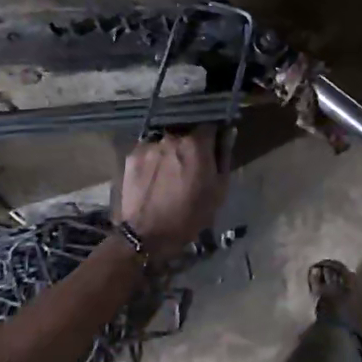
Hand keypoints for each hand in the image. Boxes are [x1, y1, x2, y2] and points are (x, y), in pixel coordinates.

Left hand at [117, 129, 223, 256]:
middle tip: (191, 162)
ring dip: (171, 150)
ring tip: (170, 170)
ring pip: (166, 141)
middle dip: (191, 144)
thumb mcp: (219, 189)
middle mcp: (172, 137)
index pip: (209, 126)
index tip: (213, 147)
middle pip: (186, 132)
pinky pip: (149, 150)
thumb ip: (224, 157)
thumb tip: (228, 133)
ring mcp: (150, 145)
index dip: (213, 136)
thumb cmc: (190, 215)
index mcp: (196, 143)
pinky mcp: (132, 156)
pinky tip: (154, 174)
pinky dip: (154, 157)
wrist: (148, 236)